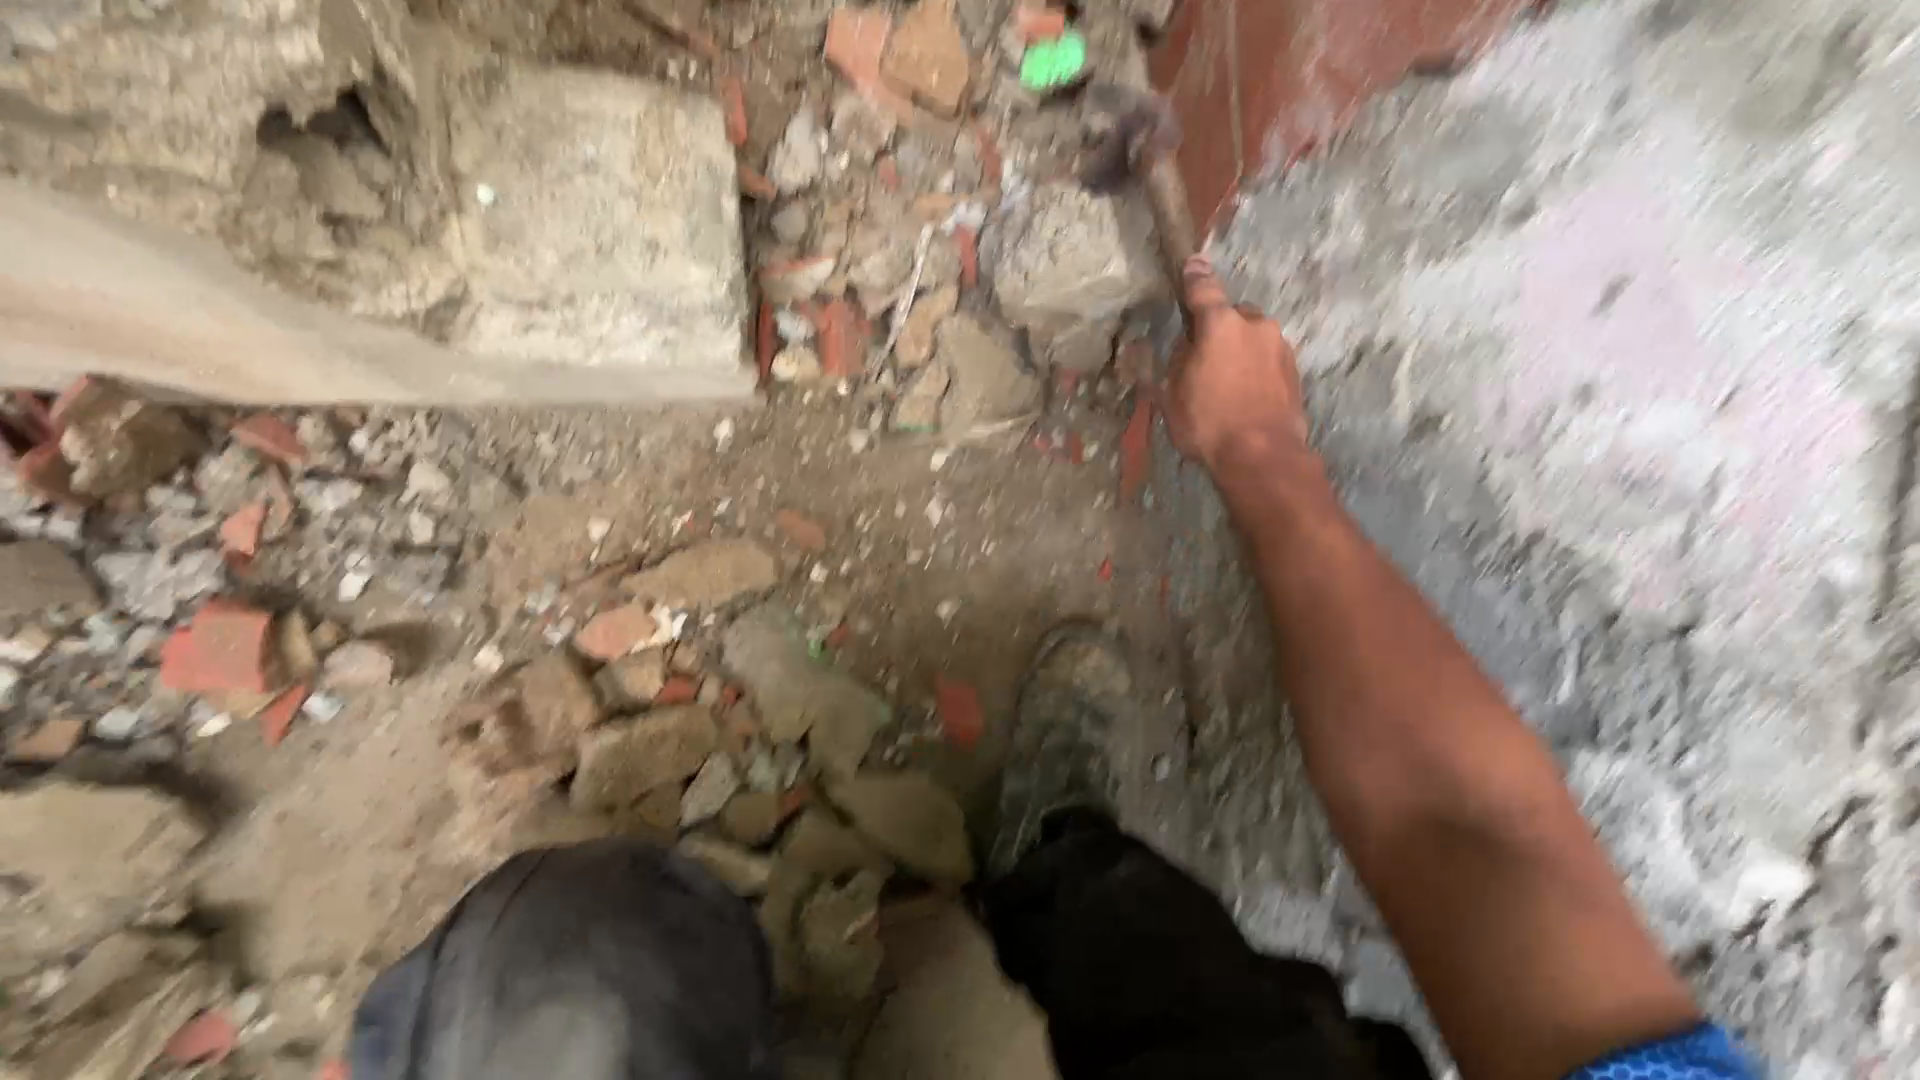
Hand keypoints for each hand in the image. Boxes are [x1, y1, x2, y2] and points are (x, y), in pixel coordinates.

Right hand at [1165, 256, 1310, 470]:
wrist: (1263, 456)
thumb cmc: (1208, 424)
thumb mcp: (1172, 395)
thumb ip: (1177, 361)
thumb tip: (1186, 345)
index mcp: (1220, 325)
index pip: (1203, 289)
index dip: (1194, 276)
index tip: (1191, 263)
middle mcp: (1255, 325)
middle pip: (1232, 317)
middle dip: (1219, 331)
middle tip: (1204, 362)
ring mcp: (1280, 346)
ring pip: (1252, 338)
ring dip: (1239, 352)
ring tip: (1227, 386)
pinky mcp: (1295, 370)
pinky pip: (1267, 359)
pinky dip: (1255, 369)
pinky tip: (1246, 396)